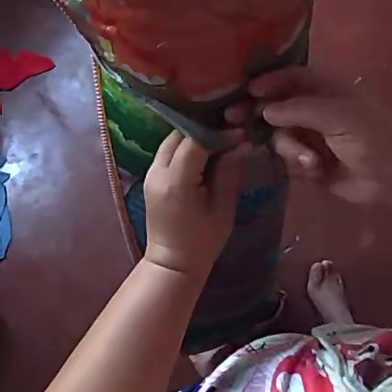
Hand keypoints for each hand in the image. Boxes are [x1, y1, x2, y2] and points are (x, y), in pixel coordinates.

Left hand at [142, 131, 243, 277]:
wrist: (172, 263)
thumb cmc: (203, 241)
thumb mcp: (223, 207)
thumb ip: (229, 172)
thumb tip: (241, 142)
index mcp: (176, 182)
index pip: (195, 141)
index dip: (219, 133)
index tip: (240, 132)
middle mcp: (158, 172)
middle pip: (179, 135)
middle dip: (204, 129)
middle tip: (229, 131)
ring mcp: (150, 173)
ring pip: (171, 141)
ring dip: (193, 136)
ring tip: (218, 139)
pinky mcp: (150, 177)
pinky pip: (167, 151)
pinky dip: (184, 146)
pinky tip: (203, 151)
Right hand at [241, 67, 391, 206]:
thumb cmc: (372, 138)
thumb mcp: (337, 115)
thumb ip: (298, 109)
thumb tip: (264, 110)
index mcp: (326, 89)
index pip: (290, 77)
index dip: (268, 81)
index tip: (247, 91)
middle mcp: (315, 109)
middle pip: (275, 105)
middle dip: (259, 114)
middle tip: (234, 119)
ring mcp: (310, 135)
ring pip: (279, 135)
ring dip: (290, 148)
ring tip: (310, 161)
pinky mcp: (308, 161)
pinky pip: (286, 157)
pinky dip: (297, 163)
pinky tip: (314, 170)